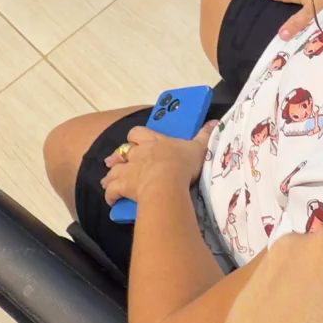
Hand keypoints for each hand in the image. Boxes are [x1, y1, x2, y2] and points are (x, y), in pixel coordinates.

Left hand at [102, 121, 217, 203]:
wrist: (167, 182)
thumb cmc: (183, 163)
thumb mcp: (198, 147)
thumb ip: (205, 135)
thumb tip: (215, 122)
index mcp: (153, 141)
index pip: (138, 133)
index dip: (135, 137)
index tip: (135, 141)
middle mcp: (138, 153)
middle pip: (121, 152)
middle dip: (117, 156)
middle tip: (115, 161)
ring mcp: (129, 169)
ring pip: (113, 170)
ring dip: (110, 176)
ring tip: (107, 182)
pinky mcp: (123, 186)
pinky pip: (112, 191)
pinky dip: (110, 195)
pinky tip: (111, 200)